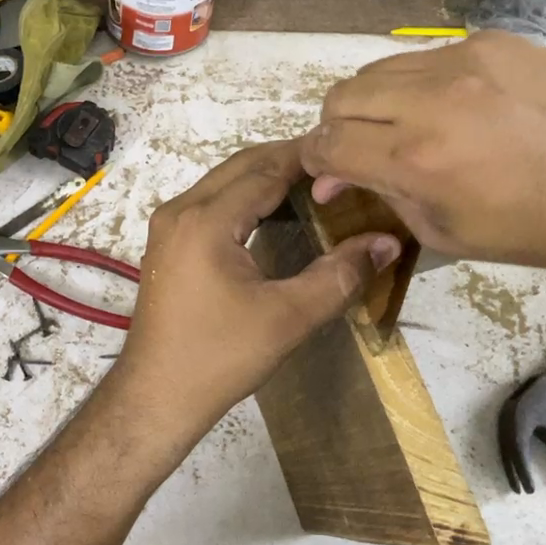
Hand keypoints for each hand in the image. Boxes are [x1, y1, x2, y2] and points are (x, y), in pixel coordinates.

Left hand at [108, 140, 398, 440]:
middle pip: (240, 167)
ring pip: (222, 181)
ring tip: (315, 182)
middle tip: (337, 163)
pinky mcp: (167, 243)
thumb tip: (389, 241)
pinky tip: (275, 211)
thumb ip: (340, 275)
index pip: (264, 170)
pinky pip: (210, 202)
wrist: (157, 392)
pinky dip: (244, 196)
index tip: (349, 152)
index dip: (307, 158)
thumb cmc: (219, 356)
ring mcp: (168, 225)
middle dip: (287, 158)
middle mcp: (180, 210)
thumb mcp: (288, 317)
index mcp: (205, 219)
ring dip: (264, 176)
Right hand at [299, 31, 545, 284]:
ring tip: (407, 126)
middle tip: (363, 150)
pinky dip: (420, 83)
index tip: (325, 171)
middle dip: (337, 127)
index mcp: (418, 160)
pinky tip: (457, 106)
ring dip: (374, 101)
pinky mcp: (494, 40)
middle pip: (339, 97)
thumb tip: (334, 176)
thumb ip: (382, 196)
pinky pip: (426, 57)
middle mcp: (430, 100)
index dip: (314, 159)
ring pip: (376, 69)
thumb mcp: (448, 233)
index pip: (325, 143)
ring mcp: (464, 61)